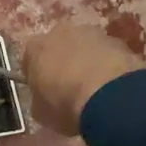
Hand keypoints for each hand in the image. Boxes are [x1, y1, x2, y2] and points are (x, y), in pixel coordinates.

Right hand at [22, 25, 143, 135]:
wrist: (108, 95)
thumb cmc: (65, 104)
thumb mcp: (42, 113)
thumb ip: (39, 100)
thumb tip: (43, 99)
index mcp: (36, 49)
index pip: (30, 59)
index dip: (36, 76)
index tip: (43, 91)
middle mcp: (60, 32)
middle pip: (58, 47)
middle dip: (62, 63)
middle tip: (69, 88)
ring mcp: (90, 32)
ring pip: (83, 47)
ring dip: (85, 61)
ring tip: (93, 88)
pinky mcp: (115, 39)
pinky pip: (105, 53)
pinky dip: (105, 64)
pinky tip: (110, 85)